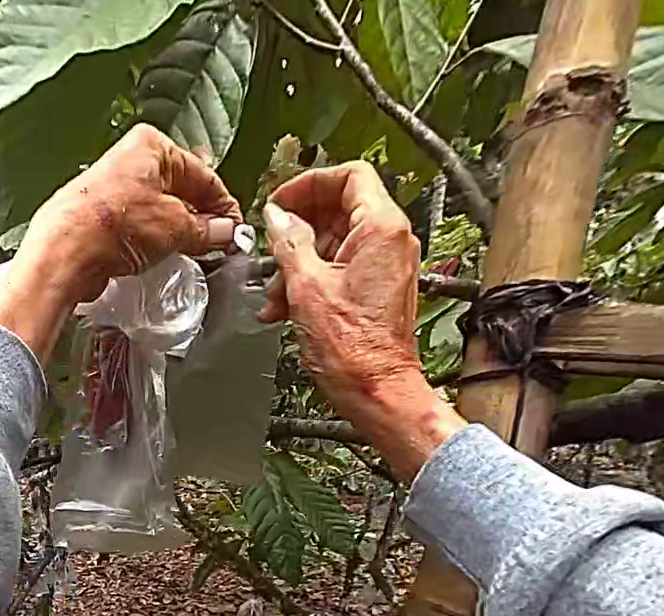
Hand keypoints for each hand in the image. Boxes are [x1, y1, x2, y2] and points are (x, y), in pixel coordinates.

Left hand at [0, 125, 243, 357]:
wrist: (67, 251)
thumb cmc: (112, 225)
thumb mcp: (176, 226)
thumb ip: (207, 230)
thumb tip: (225, 232)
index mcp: (152, 146)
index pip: (204, 174)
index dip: (224, 205)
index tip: (235, 230)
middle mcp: (132, 162)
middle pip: (182, 192)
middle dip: (202, 220)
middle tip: (219, 245)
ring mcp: (117, 191)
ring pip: (162, 212)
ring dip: (180, 234)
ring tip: (194, 255)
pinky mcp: (106, 220)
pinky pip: (143, 229)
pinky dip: (157, 243)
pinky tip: (164, 258)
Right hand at [261, 162, 465, 479]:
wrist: (375, 390)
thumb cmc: (353, 349)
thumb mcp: (306, 287)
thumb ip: (289, 242)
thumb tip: (277, 218)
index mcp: (381, 228)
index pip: (348, 176)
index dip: (308, 185)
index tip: (281, 204)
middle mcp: (391, 242)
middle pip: (337, 213)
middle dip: (297, 236)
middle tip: (272, 253)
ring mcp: (385, 267)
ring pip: (333, 247)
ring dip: (297, 267)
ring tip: (276, 297)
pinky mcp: (376, 291)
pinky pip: (339, 272)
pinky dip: (311, 284)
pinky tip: (287, 308)